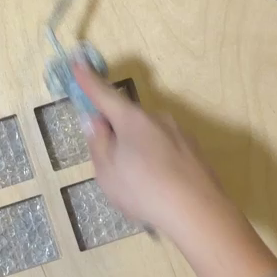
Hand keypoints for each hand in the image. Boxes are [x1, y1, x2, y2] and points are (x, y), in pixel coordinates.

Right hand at [72, 62, 276, 276]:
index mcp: (132, 120)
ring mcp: (180, 134)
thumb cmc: (142, 190)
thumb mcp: (107, 171)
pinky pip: (165, 150)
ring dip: (136, 150)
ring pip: (148, 136)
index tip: (77, 63)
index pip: (104, 95)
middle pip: (128, 119)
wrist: (198, 212)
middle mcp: (158, 119)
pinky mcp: (194, 152)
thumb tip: (95, 120)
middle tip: (108, 161)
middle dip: (115, 132)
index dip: (88, 82)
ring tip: (135, 183)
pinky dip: (155, 162)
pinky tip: (156, 186)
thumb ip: (99, 143)